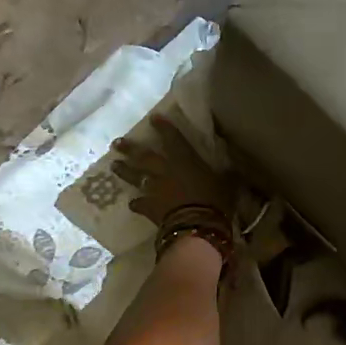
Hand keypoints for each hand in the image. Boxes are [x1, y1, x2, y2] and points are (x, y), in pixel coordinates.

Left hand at [112, 115, 231, 227]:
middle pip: (143, 156)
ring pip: (135, 177)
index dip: (163, 128)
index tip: (153, 118)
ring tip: (113, 165)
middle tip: (116, 143)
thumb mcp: (227, 182)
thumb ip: (225, 173)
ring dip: (124, 171)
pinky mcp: (150, 208)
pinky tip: (131, 203)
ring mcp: (154, 189)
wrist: (197, 225)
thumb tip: (232, 166)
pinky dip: (135, 203)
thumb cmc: (215, 200)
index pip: (172, 139)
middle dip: (130, 148)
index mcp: (184, 161)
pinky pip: (139, 204)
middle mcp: (165, 171)